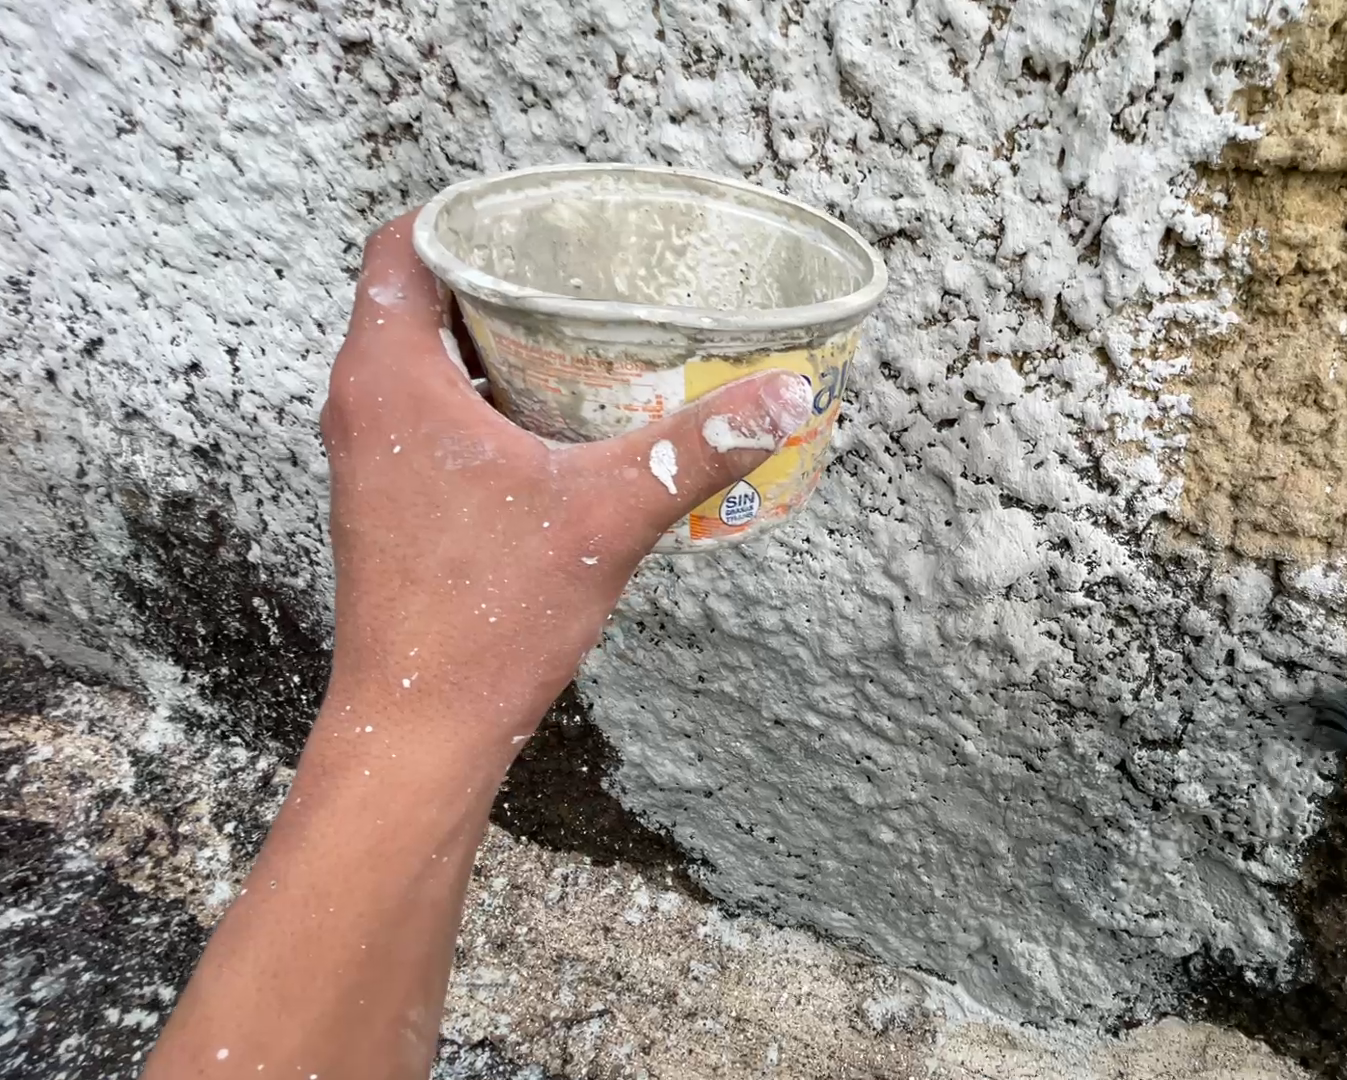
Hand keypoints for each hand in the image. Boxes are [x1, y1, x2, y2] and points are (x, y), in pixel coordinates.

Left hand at [144, 213, 815, 1079]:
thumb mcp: (613, 513)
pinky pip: (455, 416)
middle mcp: (372, 406)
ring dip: (516, 344)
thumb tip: (788, 396)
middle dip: (516, 280)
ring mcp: (385, 456)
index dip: (481, 219)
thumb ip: (701, 448)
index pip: (411, 245)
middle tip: (602, 282)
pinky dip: (511, 400)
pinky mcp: (409, 498)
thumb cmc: (493, 614)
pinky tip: (580, 426)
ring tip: (602, 341)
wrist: (427, 724)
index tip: (558, 226)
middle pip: (434, 298)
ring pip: (445, 361)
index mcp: (392, 380)